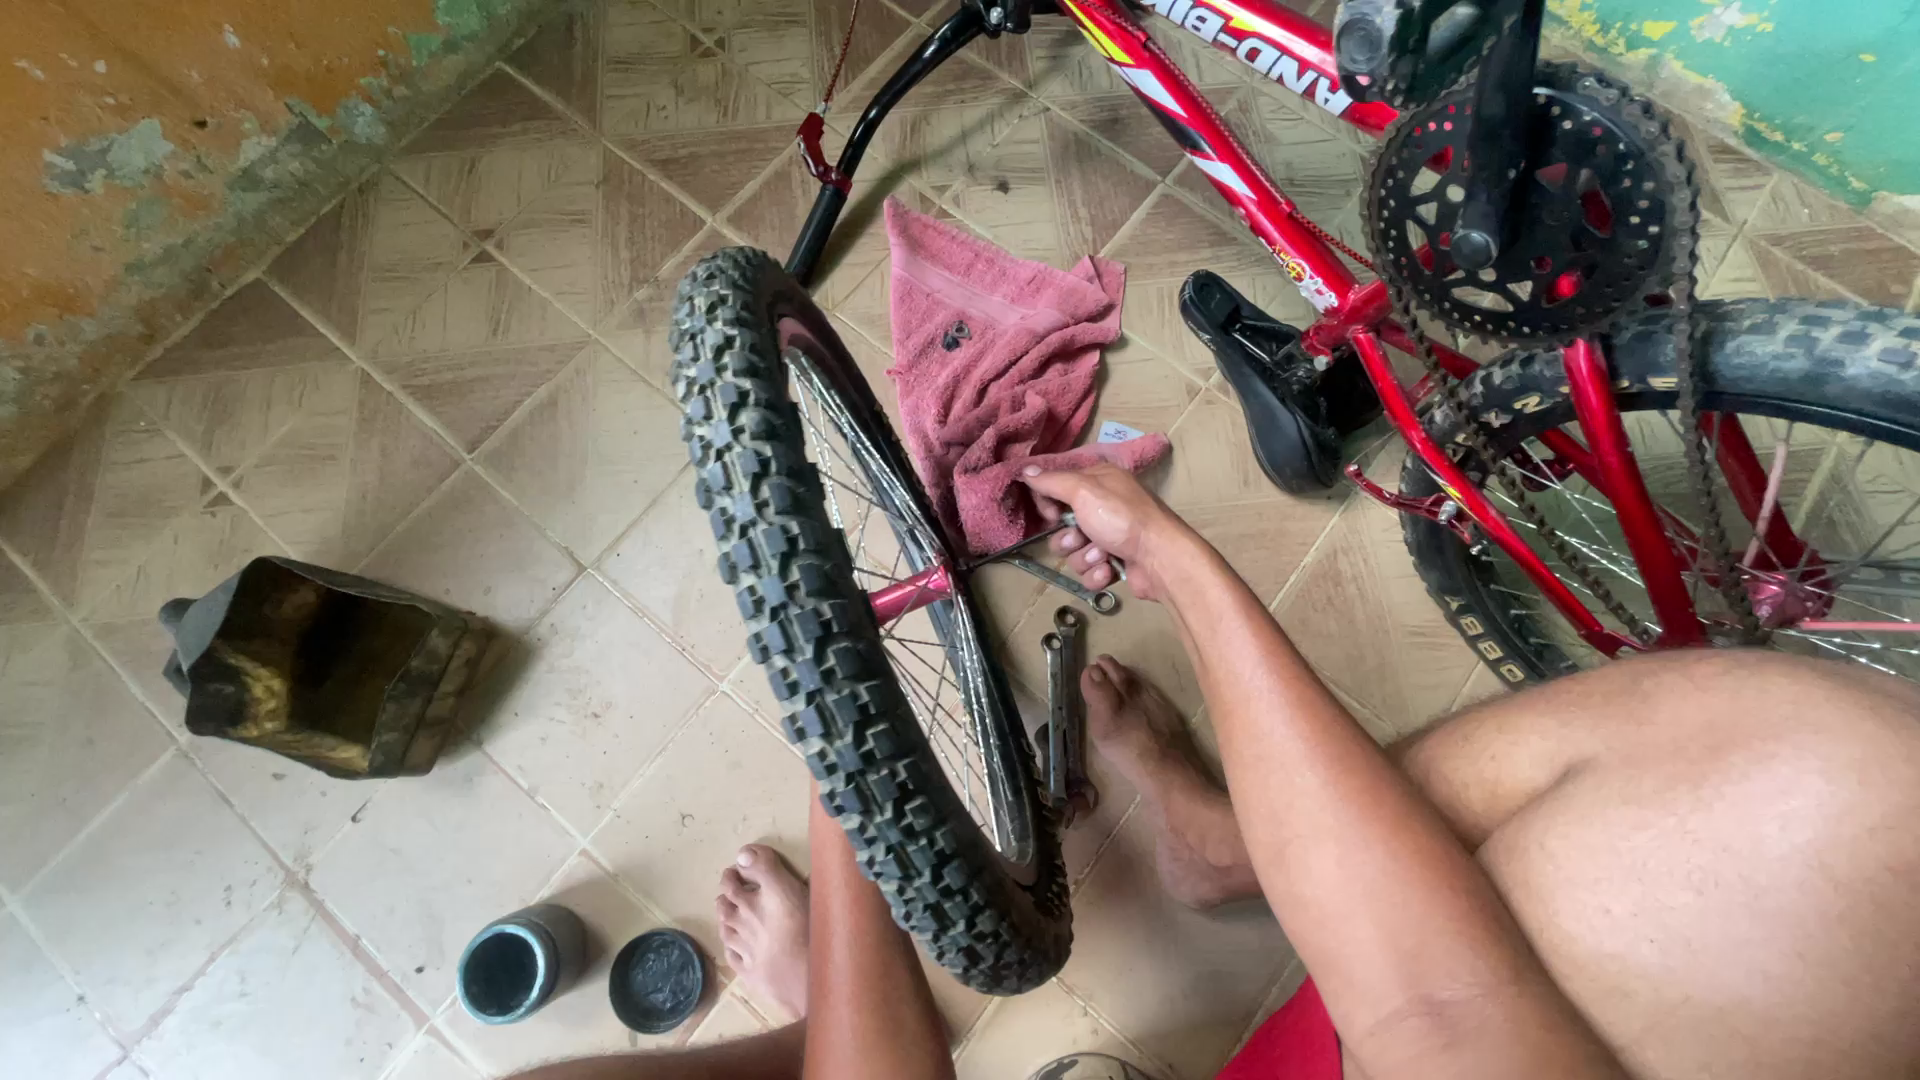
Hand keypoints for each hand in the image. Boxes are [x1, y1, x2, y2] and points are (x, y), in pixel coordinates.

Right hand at [1019, 463, 1190, 601]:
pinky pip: (1089, 571)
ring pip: (1074, 553)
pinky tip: (1110, 569)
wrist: (1161, 558)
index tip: (1051, 516)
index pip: (1055, 490)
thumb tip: (1026, 470)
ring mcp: (1109, 536)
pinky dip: (1097, 572)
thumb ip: (1052, 481)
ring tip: (1104, 555)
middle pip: (1062, 527)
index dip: (1048, 506)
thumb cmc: (1122, 518)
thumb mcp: (1084, 491)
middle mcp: (1103, 506)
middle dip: (1068, 539)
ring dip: (1085, 557)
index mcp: (1097, 482)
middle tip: (1081, 538)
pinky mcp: (1114, 562)